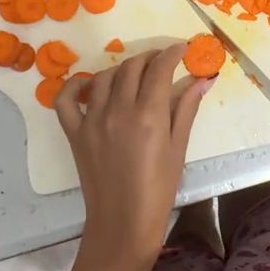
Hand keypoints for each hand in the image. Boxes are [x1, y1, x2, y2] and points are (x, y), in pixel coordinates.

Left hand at [55, 44, 210, 268]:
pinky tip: (88, 84)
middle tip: (162, 61)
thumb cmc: (159, 188)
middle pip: (132, 67)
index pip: (159, 68)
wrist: (123, 222)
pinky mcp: (75, 132)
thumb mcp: (179, 147)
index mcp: (149, 114)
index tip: (183, 49)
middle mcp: (118, 109)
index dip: (172, 53)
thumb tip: (203, 79)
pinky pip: (66, 99)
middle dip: (150, 57)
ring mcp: (92, 119)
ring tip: (135, 73)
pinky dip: (75, 85)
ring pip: (105, 76)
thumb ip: (187, 108)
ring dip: (122, 68)